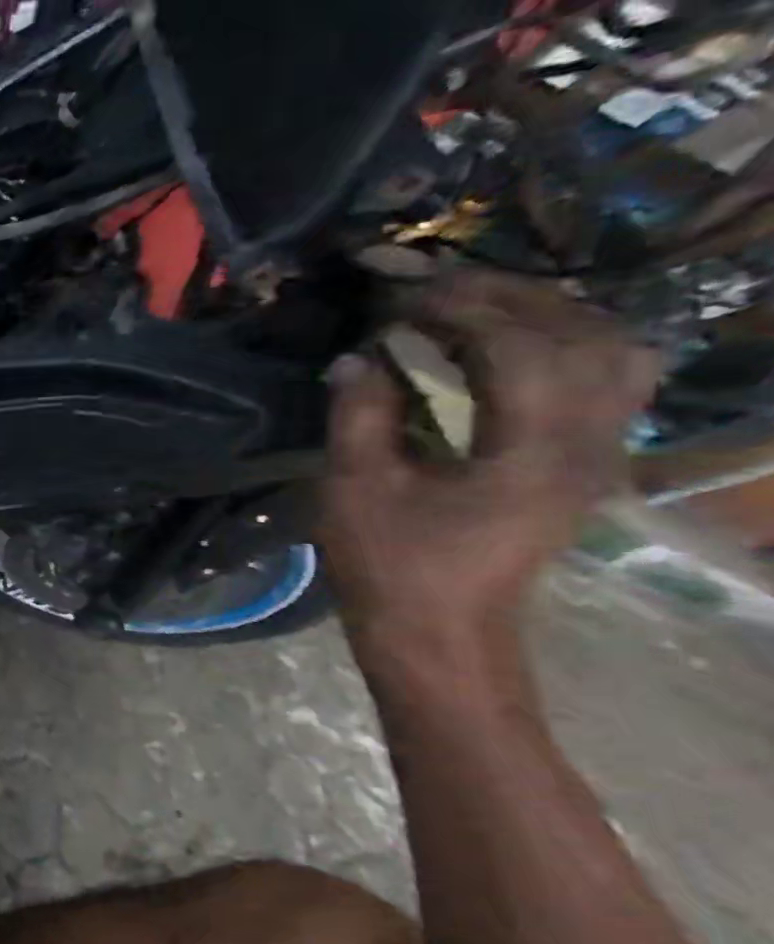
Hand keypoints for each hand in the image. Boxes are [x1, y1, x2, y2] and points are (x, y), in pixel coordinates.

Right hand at [318, 268, 659, 642]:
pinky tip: (520, 344)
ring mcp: (602, 452)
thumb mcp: (356, 491)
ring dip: (547, 314)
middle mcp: (591, 441)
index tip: (400, 294)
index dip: (458, 308)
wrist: (440, 632)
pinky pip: (609, 378)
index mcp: (533, 451)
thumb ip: (361, 417)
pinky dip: (568, 343)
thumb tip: (358, 358)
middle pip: (580, 334)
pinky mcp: (590, 462)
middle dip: (505, 297)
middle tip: (436, 286)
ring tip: (479, 304)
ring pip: (612, 350)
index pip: (519, 346)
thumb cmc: (391, 567)